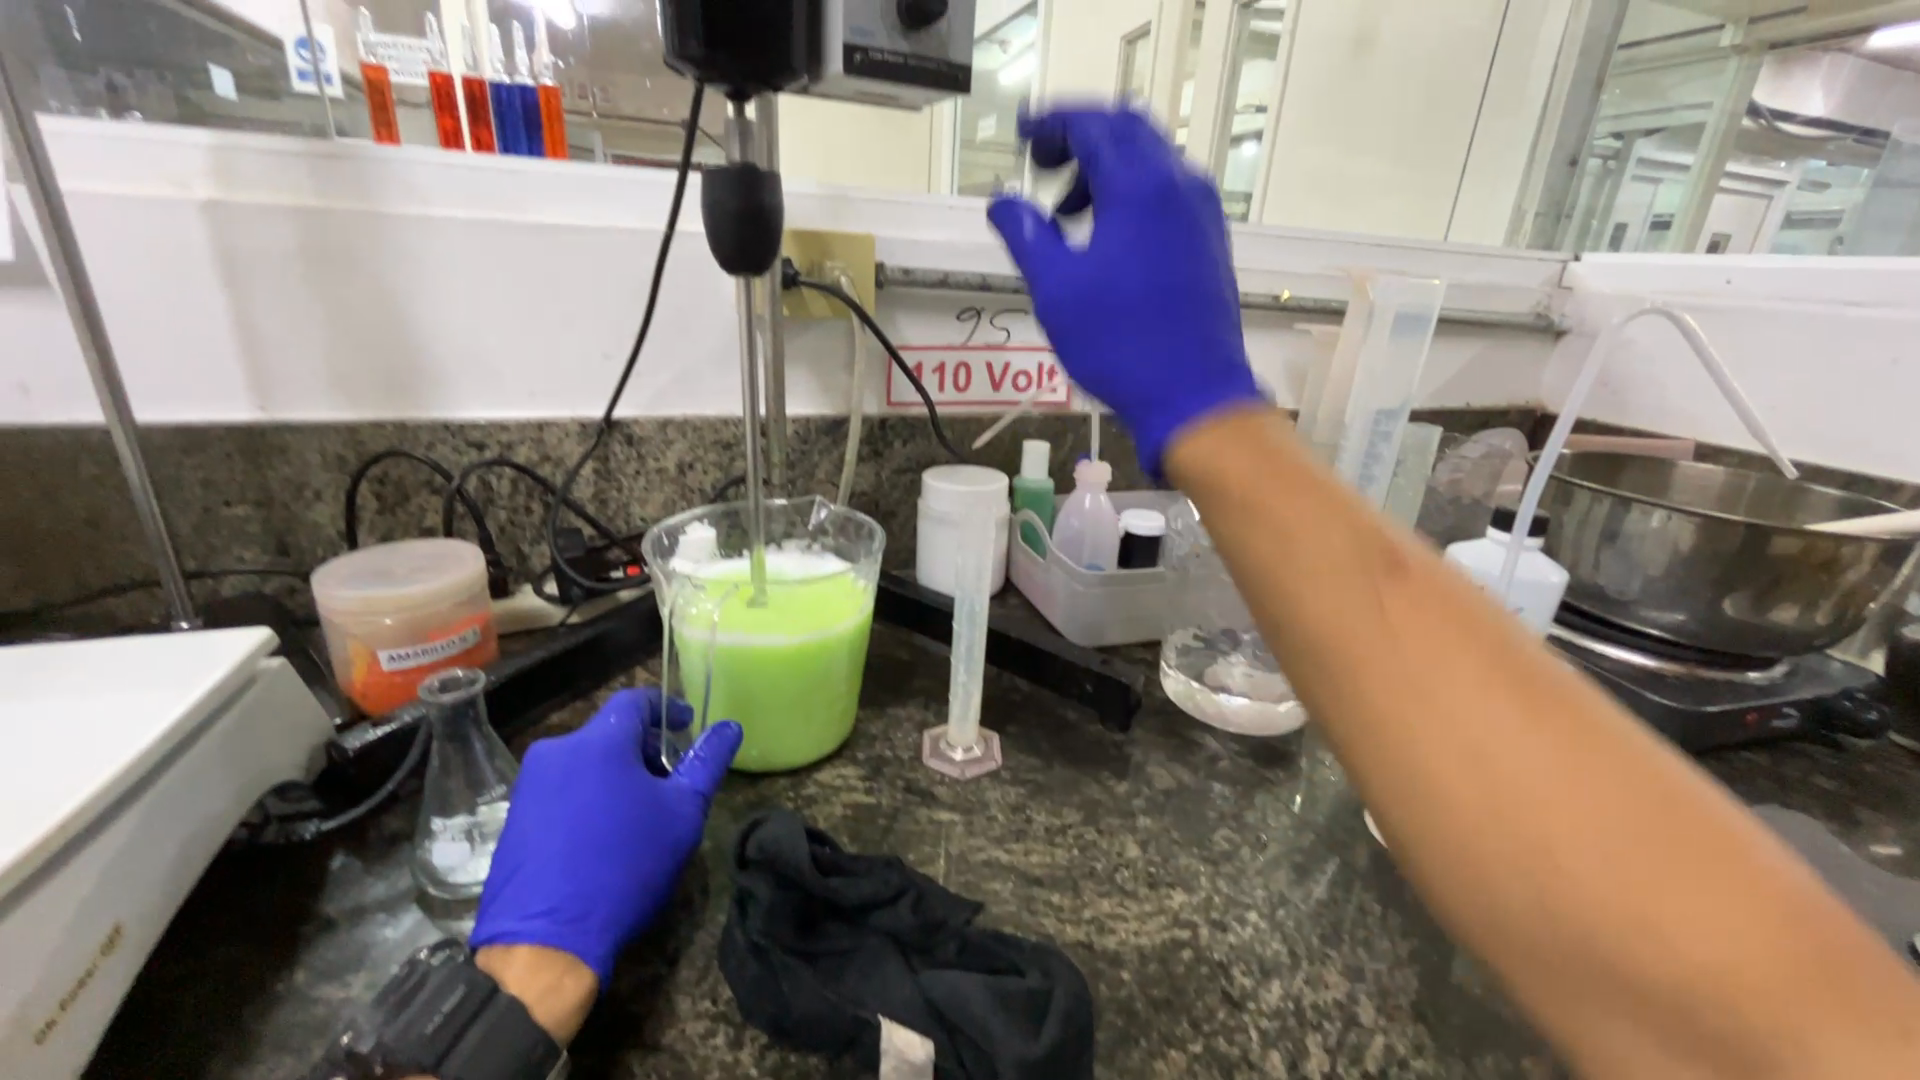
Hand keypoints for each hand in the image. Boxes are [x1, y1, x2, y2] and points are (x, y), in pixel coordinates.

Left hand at [471, 688, 741, 985]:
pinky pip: (562, 791)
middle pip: (609, 733)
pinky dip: (589, 798)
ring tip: (641, 813)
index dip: (666, 708)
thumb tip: (730, 728)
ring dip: (616, 775)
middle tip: (671, 781)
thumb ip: (707, 763)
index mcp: (598, 742)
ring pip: (585, 763)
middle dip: (644, 749)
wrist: (546, 943)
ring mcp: (529, 787)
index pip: (634, 701)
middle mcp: (557, 752)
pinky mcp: (515, 820)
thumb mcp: (683, 813)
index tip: (686, 728)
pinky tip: (605, 837)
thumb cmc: (626, 865)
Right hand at [987, 107, 1264, 476]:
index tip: (1020, 136)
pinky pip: (1166, 191)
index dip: (1051, 124)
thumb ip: (1026, 236)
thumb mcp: (1056, 290)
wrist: (1193, 391)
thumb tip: (1001, 203)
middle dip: (1078, 139)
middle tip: (1040, 167)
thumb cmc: (1118, 342)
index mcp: (1138, 186)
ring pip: (1149, 161)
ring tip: (1065, 214)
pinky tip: (1105, 237)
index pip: (1092, 125)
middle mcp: (1177, 184)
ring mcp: (1200, 210)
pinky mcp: (1208, 238)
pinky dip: (1130, 193)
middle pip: (1125, 131)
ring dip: (1104, 170)